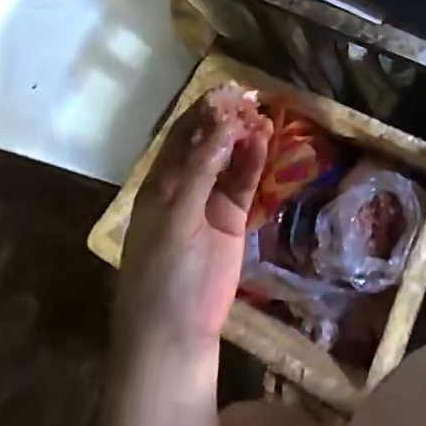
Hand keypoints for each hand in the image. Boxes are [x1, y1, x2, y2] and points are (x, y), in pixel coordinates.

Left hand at [114, 88, 270, 358]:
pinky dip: (254, 162)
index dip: (204, 111)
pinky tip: (266, 143)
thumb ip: (201, 170)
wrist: (176, 333)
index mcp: (159, 181)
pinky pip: (244, 183)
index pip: (182, 134)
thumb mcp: (177, 216)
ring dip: (245, 138)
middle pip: (209, 142)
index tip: (230, 92)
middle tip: (253, 101)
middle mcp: (184, 184)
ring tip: (264, 119)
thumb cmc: (164, 272)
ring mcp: (210, 201)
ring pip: (230, 159)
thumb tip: (224, 123)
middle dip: (228, 119)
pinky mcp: (233, 219)